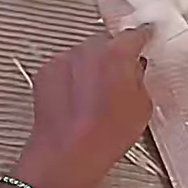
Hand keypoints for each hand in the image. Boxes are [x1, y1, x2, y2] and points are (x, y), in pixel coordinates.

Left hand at [12, 28, 152, 187]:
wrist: (68, 152)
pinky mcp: (45, 72)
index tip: (142, 39)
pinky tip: (75, 101)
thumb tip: (134, 72)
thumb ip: (138, 78)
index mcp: (117, 54)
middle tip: (115, 83)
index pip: (133, 35)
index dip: (140, 39)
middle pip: (104, 44)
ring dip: (88, 69)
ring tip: (92, 98)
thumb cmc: (104, 134)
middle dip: (110, 59)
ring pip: (82, 56)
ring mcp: (64, 60)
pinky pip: (63, 68)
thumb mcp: (141, 106)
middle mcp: (88, 51)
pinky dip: (68, 79)